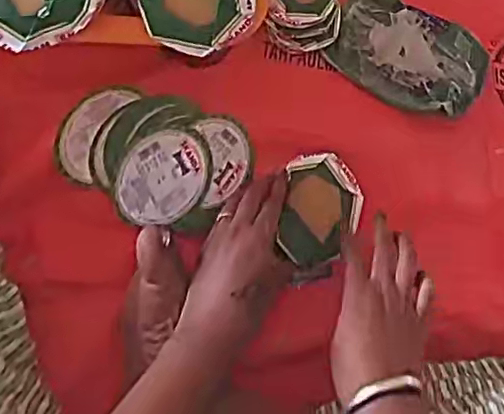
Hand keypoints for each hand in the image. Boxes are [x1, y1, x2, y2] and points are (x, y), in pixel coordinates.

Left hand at [175, 172, 292, 354]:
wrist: (207, 331)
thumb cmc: (245, 312)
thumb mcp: (274, 286)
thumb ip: (285, 264)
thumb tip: (297, 253)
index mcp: (259, 236)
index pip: (272, 203)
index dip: (280, 186)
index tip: (286, 173)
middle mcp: (238, 230)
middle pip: (251, 196)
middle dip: (263, 182)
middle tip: (273, 173)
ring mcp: (219, 236)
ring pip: (233, 202)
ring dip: (245, 190)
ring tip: (253, 185)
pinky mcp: (206, 247)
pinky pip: (221, 216)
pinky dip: (231, 206)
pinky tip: (233, 211)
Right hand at [331, 214, 434, 404]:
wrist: (383, 393)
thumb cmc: (353, 370)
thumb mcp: (339, 334)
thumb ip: (348, 308)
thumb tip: (351, 300)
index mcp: (359, 293)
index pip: (353, 256)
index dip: (349, 239)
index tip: (346, 226)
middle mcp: (384, 290)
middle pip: (384, 250)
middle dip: (381, 230)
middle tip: (381, 217)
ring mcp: (405, 302)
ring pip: (408, 262)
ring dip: (405, 245)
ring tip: (402, 235)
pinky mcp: (420, 318)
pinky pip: (427, 291)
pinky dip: (424, 279)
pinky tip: (422, 275)